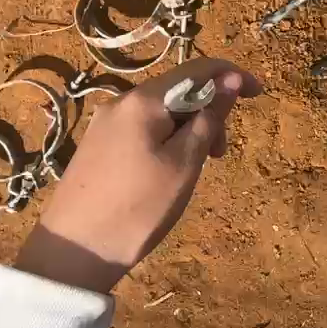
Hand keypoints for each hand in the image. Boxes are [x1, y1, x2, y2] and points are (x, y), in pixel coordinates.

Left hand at [11, 59, 261, 292]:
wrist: (68, 259)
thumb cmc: (137, 208)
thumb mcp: (185, 163)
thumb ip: (210, 117)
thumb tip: (230, 81)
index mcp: (144, 100)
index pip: (198, 69)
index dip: (232, 76)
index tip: (258, 93)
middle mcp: (122, 102)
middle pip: (180, 90)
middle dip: (209, 111)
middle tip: (220, 154)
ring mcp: (105, 124)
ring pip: (162, 112)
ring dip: (189, 129)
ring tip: (196, 168)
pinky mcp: (97, 146)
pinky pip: (144, 128)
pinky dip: (167, 139)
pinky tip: (168, 171)